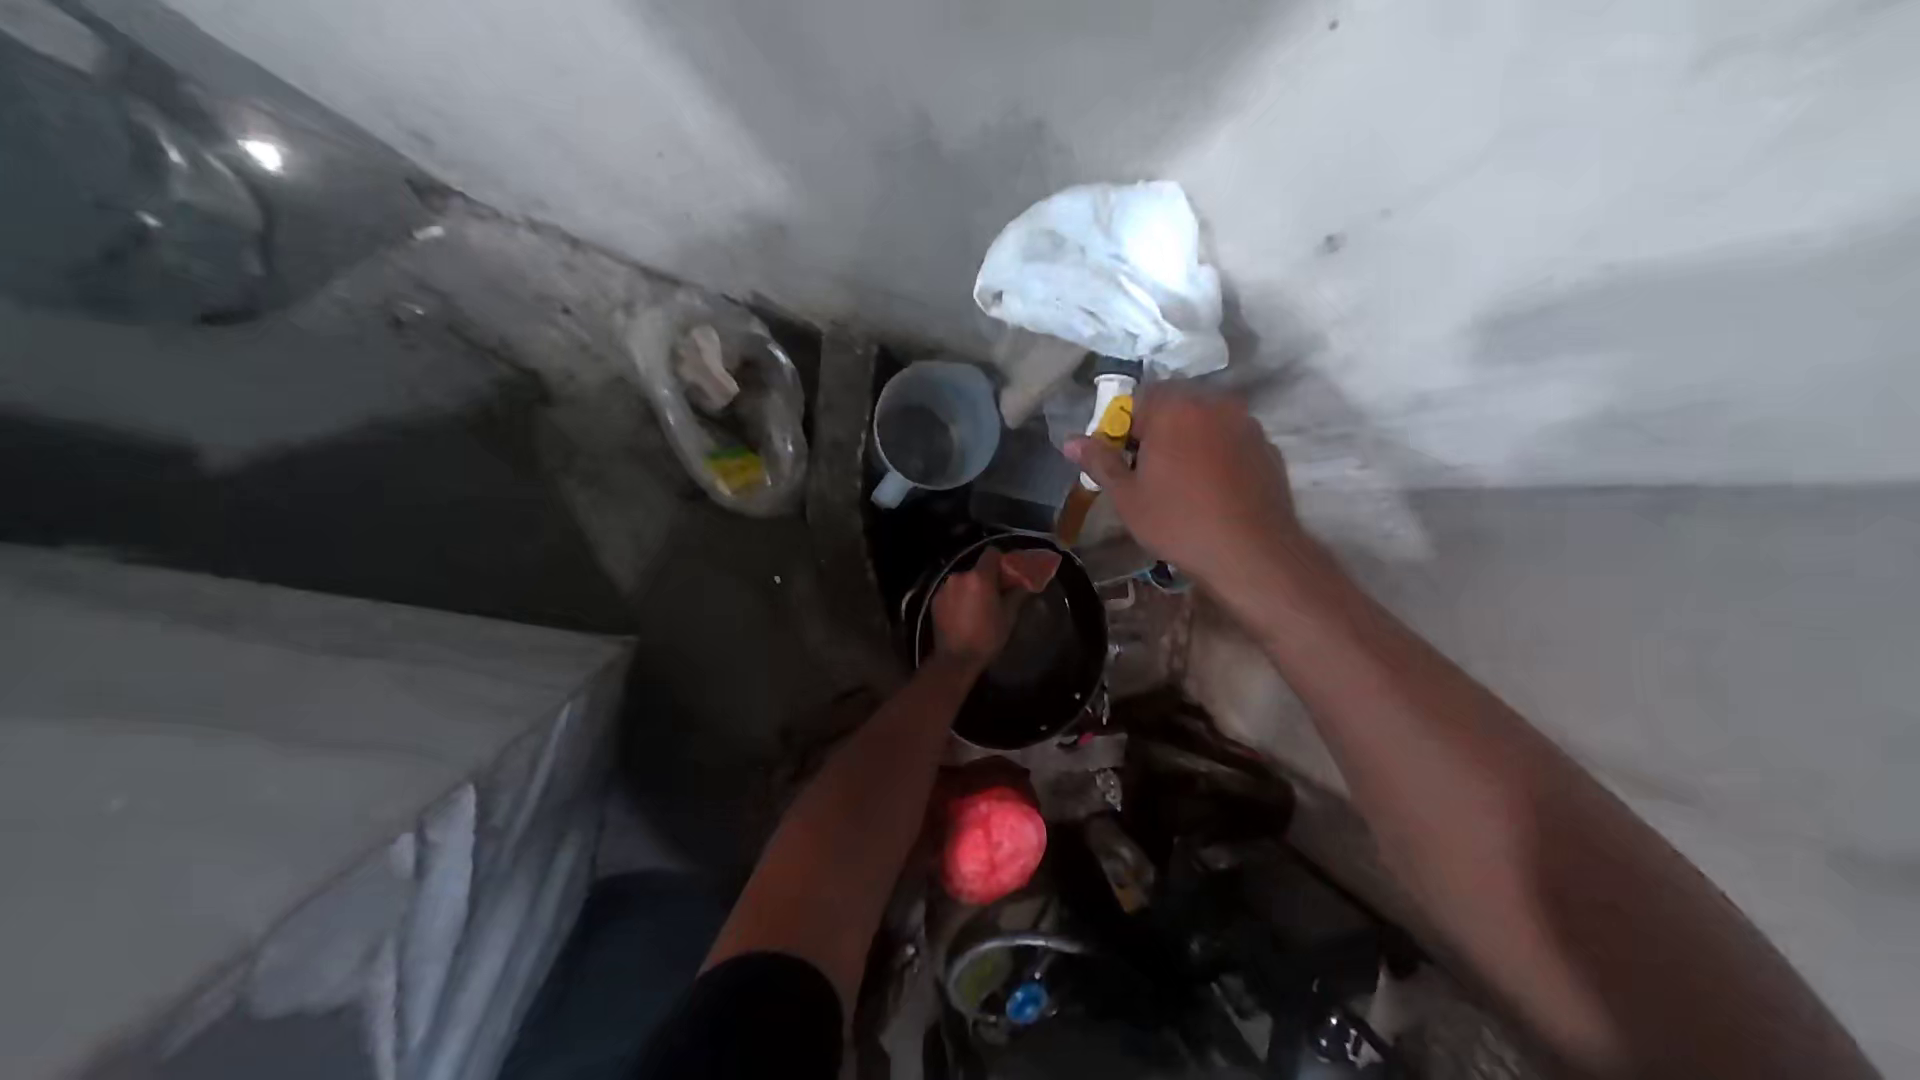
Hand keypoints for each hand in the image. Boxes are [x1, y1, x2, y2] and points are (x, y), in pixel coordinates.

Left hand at [931, 549, 1025, 668]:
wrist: (956, 659)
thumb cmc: (987, 637)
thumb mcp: (1008, 616)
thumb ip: (1017, 593)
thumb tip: (1027, 582)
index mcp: (979, 577)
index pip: (991, 553)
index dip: (1001, 561)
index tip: (1006, 575)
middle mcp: (959, 576)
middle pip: (977, 568)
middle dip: (987, 578)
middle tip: (995, 596)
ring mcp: (944, 588)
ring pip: (963, 580)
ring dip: (971, 588)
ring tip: (978, 609)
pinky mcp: (935, 600)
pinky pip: (952, 591)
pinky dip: (959, 598)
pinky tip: (963, 615)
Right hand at [1066, 385, 1304, 588]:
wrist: (1251, 553)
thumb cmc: (1179, 522)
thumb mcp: (1128, 497)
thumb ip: (1099, 462)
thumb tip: (1070, 442)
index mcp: (1174, 408)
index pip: (1135, 400)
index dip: (1122, 429)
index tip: (1120, 461)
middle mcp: (1213, 403)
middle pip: (1173, 406)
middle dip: (1155, 431)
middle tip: (1146, 472)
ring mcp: (1245, 423)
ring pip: (1204, 421)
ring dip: (1187, 440)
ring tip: (1180, 481)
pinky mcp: (1266, 446)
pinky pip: (1229, 439)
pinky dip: (1215, 453)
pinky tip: (1211, 489)